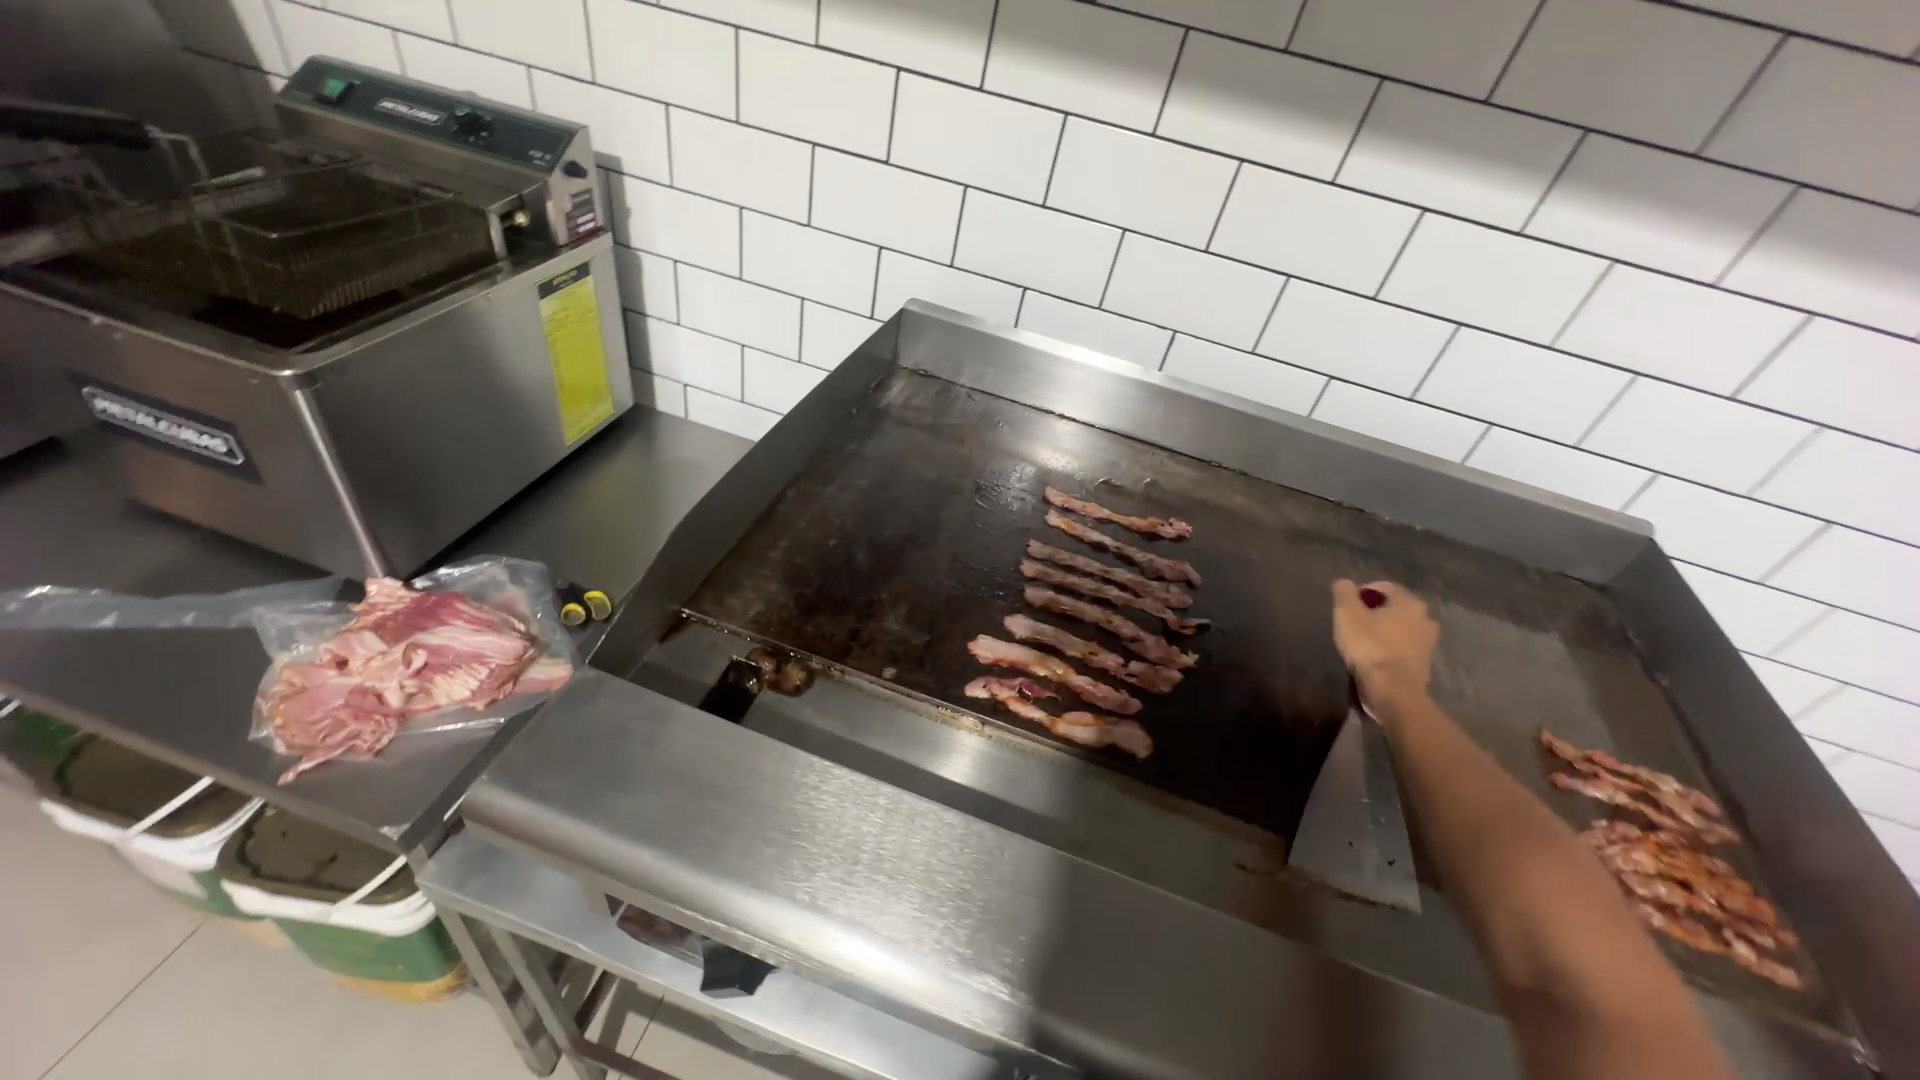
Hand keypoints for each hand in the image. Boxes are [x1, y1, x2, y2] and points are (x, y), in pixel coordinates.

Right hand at [1330, 579, 1438, 707]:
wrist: (1392, 690)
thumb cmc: (1369, 646)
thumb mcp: (1346, 613)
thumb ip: (1344, 592)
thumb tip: (1344, 583)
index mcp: (1409, 602)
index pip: (1383, 587)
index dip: (1361, 594)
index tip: (1345, 607)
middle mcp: (1425, 618)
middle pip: (1393, 608)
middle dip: (1374, 612)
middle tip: (1353, 624)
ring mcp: (1428, 642)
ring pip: (1400, 628)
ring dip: (1383, 630)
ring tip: (1363, 641)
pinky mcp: (1424, 662)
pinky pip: (1403, 647)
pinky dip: (1390, 648)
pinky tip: (1375, 657)